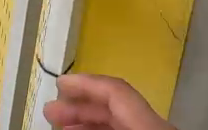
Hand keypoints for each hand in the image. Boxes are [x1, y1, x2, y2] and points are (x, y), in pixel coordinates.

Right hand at [44, 74, 174, 129]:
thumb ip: (92, 127)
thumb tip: (63, 122)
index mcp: (151, 121)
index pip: (116, 90)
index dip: (86, 82)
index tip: (60, 82)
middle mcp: (157, 122)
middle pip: (115, 104)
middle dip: (80, 105)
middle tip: (51, 109)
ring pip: (119, 120)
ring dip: (87, 120)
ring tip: (60, 125)